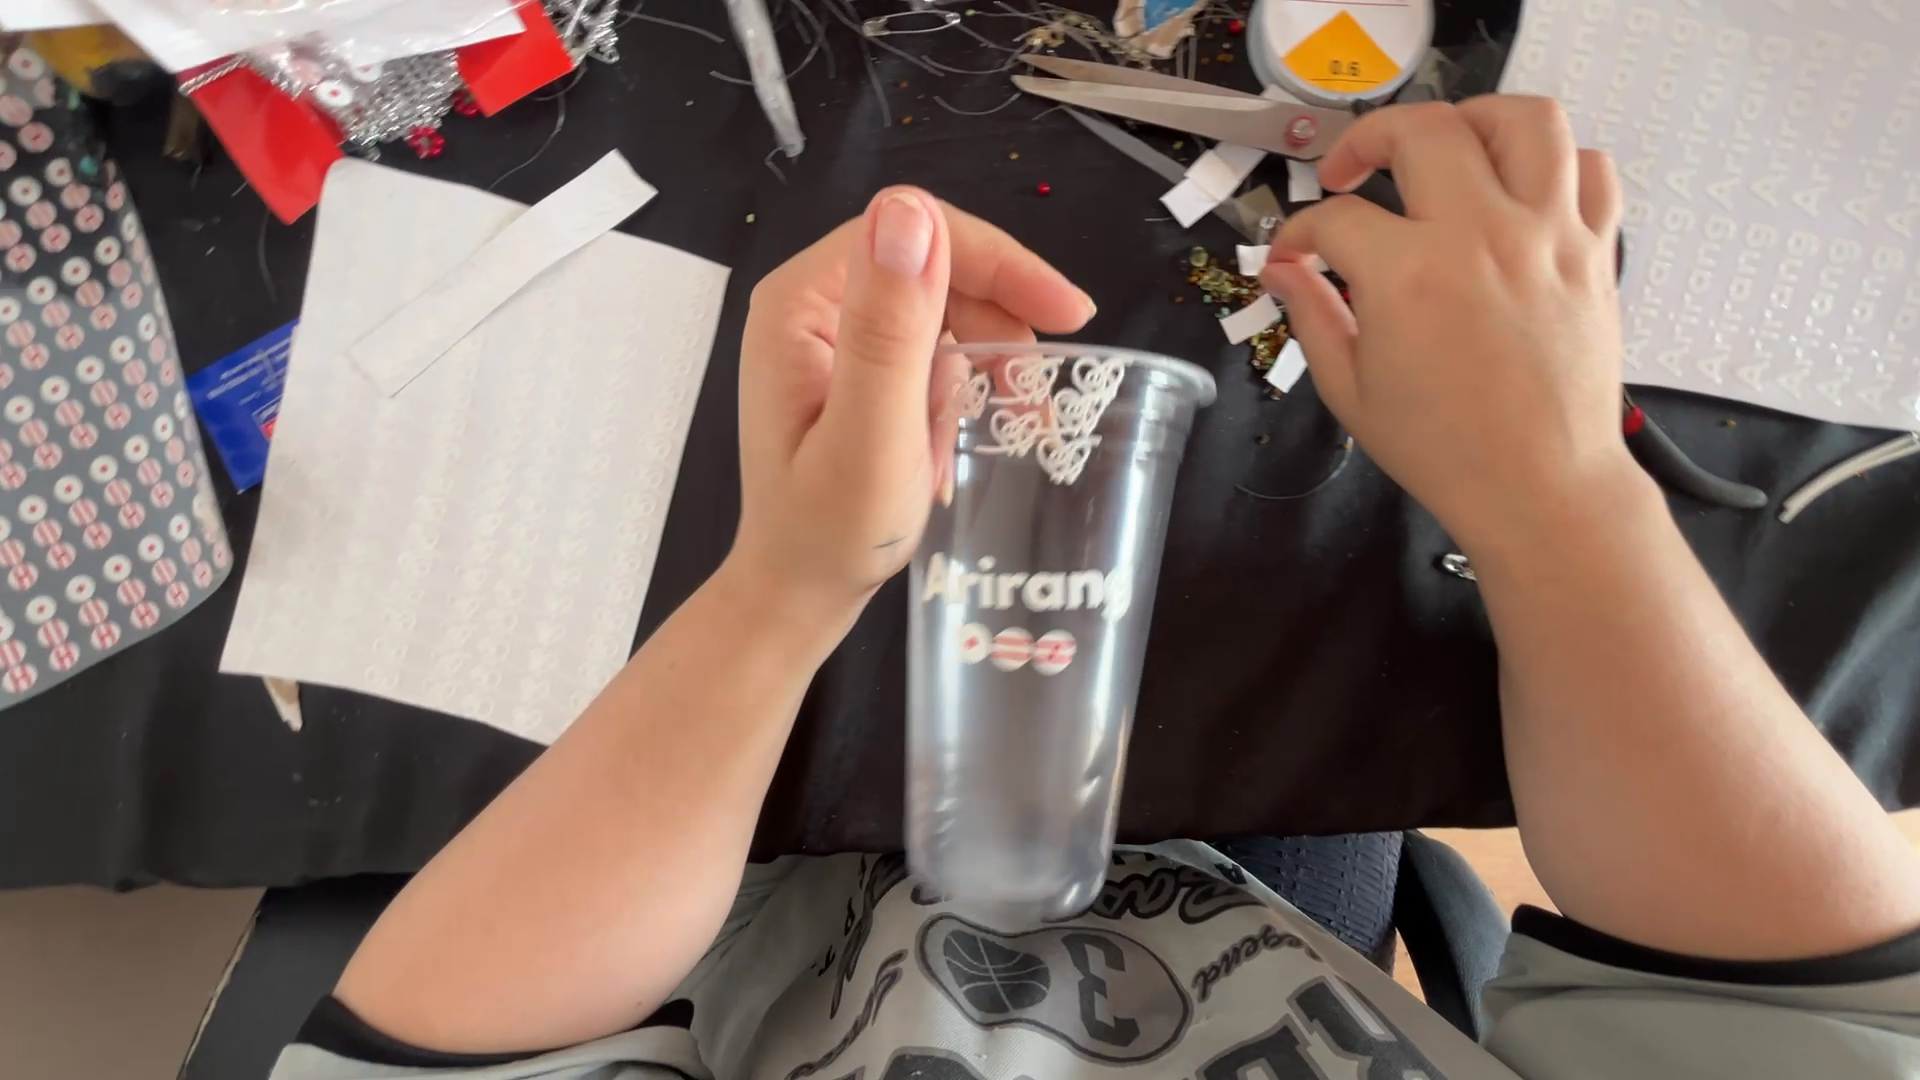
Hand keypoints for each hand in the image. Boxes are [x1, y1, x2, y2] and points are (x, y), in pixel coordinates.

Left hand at [727, 187, 1093, 631]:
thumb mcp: (869, 438)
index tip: (1070, 315)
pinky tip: (952, 439)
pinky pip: (930, 352)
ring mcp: (834, 338)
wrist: (802, 589)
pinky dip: (959, 390)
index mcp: (801, 304)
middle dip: (996, 325)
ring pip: (942, 311)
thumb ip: (888, 331)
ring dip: (983, 365)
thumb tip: (911, 210)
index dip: (999, 263)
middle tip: (1032, 399)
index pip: (914, 234)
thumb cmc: (830, 533)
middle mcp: (814, 306)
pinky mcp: (857, 369)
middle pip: (934, 269)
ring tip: (994, 429)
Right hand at [1261, 96, 1634, 559]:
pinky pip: (1588, 166)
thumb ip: (1310, 314)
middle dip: (1365, 141)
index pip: (1334, 220)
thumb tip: (1282, 270)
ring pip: (1522, 119)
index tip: (1288, 256)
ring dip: (1466, 119)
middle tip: (1345, 174)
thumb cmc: (1434, 446)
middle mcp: (1479, 234)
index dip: (1296, 234)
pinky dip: (1549, 160)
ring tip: (1437, 149)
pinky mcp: (1594, 247)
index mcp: (1405, 277)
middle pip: (1423, 133)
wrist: (1533, 481)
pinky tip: (1511, 190)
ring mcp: (1547, 233)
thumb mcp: (1347, 388)